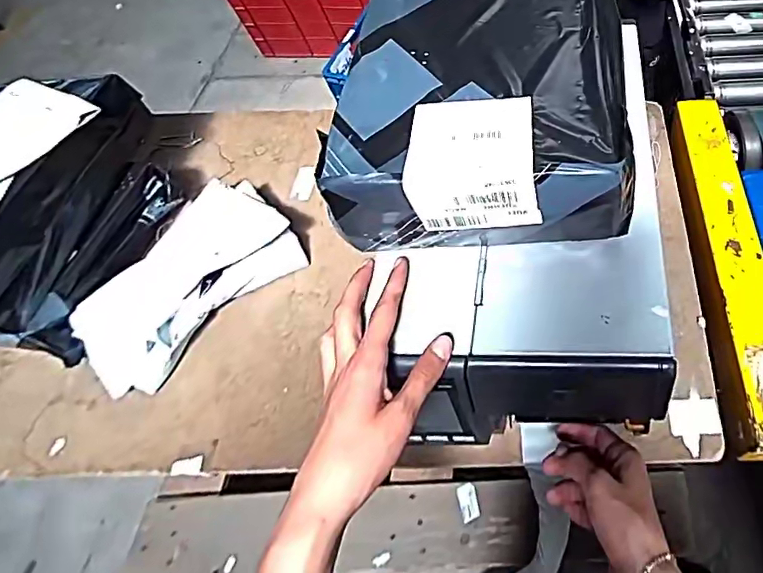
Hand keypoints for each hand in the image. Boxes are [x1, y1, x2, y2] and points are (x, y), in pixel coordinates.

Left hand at [261, 258, 451, 572]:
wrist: (321, 496)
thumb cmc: (355, 462)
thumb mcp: (401, 417)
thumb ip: (422, 378)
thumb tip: (440, 346)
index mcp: (362, 367)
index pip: (381, 315)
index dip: (392, 286)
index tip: (398, 266)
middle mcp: (343, 370)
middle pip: (347, 314)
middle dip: (358, 285)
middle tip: (369, 266)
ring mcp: (333, 384)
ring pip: (333, 332)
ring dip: (344, 307)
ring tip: (354, 294)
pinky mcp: (330, 399)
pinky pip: (331, 354)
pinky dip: (339, 335)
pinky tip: (345, 345)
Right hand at [544, 423, 670, 572]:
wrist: (639, 564)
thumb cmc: (631, 525)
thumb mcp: (599, 485)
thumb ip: (579, 465)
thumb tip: (564, 454)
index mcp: (625, 458)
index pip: (599, 434)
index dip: (578, 431)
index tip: (561, 430)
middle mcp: (623, 475)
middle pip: (590, 458)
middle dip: (568, 460)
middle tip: (551, 461)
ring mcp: (617, 498)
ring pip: (587, 482)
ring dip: (568, 483)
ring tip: (553, 487)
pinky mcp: (611, 519)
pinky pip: (588, 504)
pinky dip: (574, 502)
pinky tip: (564, 503)